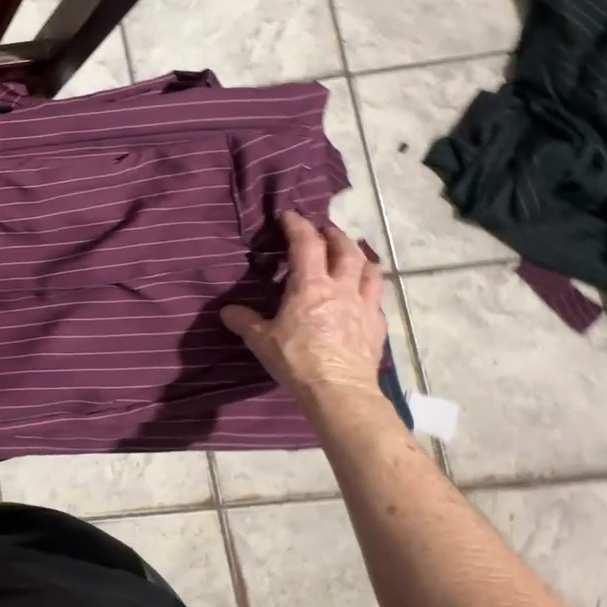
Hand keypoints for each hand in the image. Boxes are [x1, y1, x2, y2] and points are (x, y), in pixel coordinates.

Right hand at [221, 212, 387, 398]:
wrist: (339, 390)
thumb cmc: (296, 359)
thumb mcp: (260, 339)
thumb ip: (244, 320)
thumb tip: (229, 311)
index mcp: (310, 286)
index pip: (306, 245)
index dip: (298, 226)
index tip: (290, 215)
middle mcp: (341, 289)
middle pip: (345, 250)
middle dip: (334, 235)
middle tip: (324, 230)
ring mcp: (365, 306)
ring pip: (369, 270)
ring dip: (359, 256)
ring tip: (351, 254)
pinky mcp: (377, 325)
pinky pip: (376, 296)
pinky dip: (368, 286)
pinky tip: (362, 293)